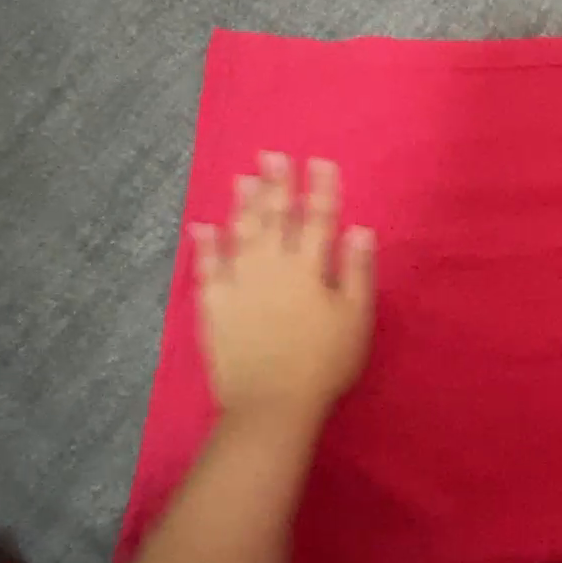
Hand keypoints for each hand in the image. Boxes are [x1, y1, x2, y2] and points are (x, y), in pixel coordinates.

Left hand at [190, 152, 375, 434]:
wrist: (271, 406)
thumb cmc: (324, 362)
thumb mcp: (355, 317)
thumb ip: (356, 270)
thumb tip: (359, 228)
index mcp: (308, 269)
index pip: (318, 218)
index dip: (321, 188)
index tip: (320, 161)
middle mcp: (271, 267)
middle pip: (275, 218)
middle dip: (277, 185)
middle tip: (272, 155)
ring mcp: (239, 285)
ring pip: (240, 235)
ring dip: (243, 204)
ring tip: (243, 177)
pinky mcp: (215, 307)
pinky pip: (207, 269)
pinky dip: (205, 246)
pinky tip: (202, 226)